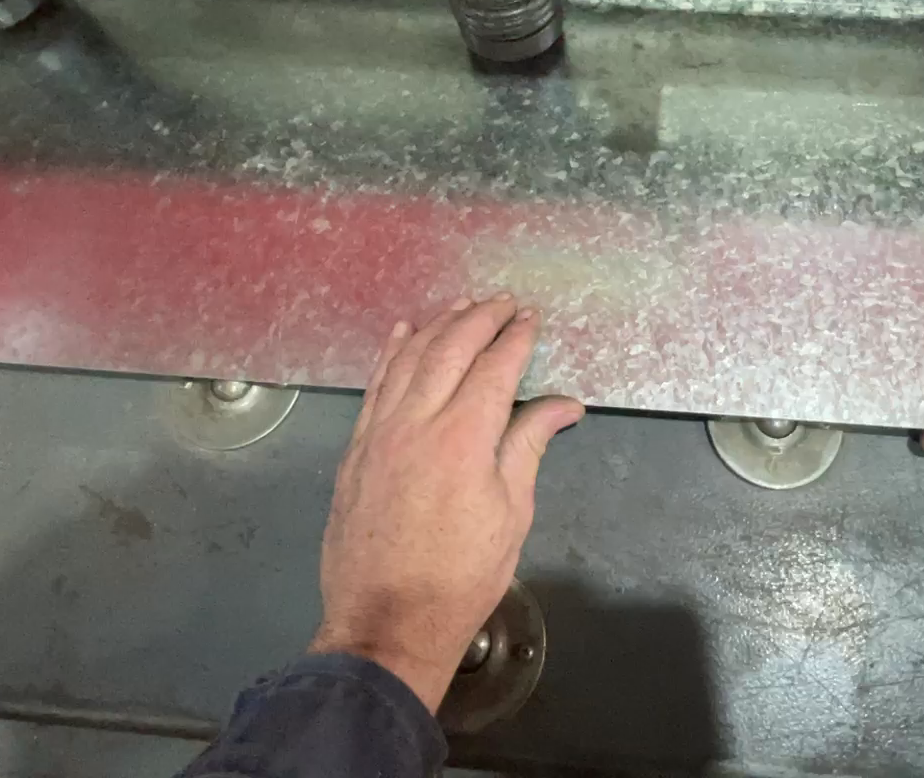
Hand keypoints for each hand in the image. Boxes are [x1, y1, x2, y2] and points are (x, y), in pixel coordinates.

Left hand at [309, 294, 584, 711]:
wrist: (385, 623)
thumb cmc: (462, 574)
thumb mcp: (512, 511)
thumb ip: (530, 444)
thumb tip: (566, 404)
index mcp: (464, 436)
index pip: (495, 366)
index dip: (516, 337)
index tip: (531, 318)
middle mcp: (418, 420)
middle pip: (451, 348)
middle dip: (481, 317)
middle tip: (504, 301)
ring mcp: (380, 431)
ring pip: (410, 358)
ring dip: (439, 324)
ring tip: (463, 304)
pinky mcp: (357, 447)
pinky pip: (376, 384)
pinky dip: (392, 351)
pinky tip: (404, 332)